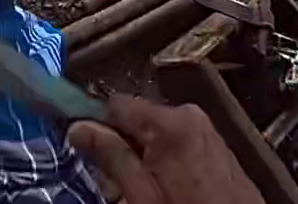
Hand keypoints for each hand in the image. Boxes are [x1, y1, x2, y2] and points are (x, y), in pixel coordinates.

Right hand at [67, 95, 265, 203]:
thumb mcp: (144, 199)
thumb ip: (111, 157)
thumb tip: (77, 127)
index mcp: (169, 122)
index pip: (115, 104)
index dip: (96, 124)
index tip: (85, 147)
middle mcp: (189, 116)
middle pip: (137, 119)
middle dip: (122, 146)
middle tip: (115, 185)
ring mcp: (208, 132)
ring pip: (157, 133)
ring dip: (143, 156)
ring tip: (144, 194)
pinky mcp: (220, 150)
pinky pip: (179, 143)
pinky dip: (166, 161)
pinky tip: (169, 193)